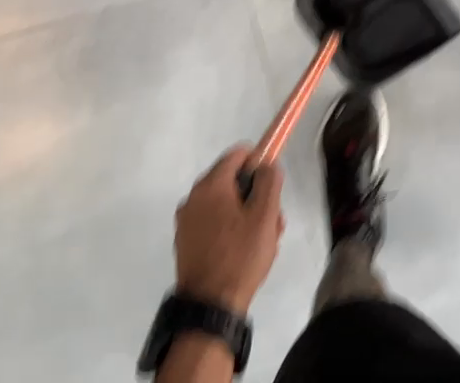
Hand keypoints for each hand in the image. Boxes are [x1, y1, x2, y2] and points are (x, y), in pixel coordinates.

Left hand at [173, 146, 284, 313]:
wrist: (210, 306)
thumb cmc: (240, 256)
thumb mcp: (265, 215)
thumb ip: (269, 181)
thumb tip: (266, 165)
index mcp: (211, 185)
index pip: (238, 154)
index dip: (260, 161)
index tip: (272, 183)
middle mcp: (193, 198)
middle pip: (232, 180)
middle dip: (255, 194)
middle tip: (272, 219)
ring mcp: (187, 221)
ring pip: (225, 204)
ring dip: (246, 214)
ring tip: (263, 241)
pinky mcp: (186, 241)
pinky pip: (214, 222)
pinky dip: (231, 228)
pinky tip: (245, 251)